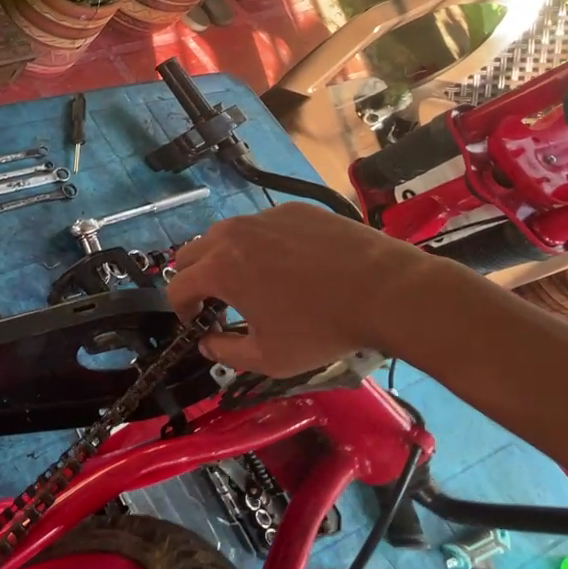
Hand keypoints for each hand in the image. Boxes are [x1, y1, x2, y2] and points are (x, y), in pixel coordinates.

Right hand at [166, 201, 455, 376]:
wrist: (391, 292)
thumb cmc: (324, 328)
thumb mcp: (272, 358)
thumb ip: (227, 353)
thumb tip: (207, 344)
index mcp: (218, 270)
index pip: (176, 287)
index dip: (181, 310)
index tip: (199, 323)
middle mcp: (230, 236)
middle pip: (190, 254)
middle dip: (196, 279)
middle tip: (219, 300)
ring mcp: (262, 218)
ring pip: (223, 235)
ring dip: (224, 257)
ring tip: (253, 279)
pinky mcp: (292, 210)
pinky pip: (262, 225)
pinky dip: (262, 244)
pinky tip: (292, 264)